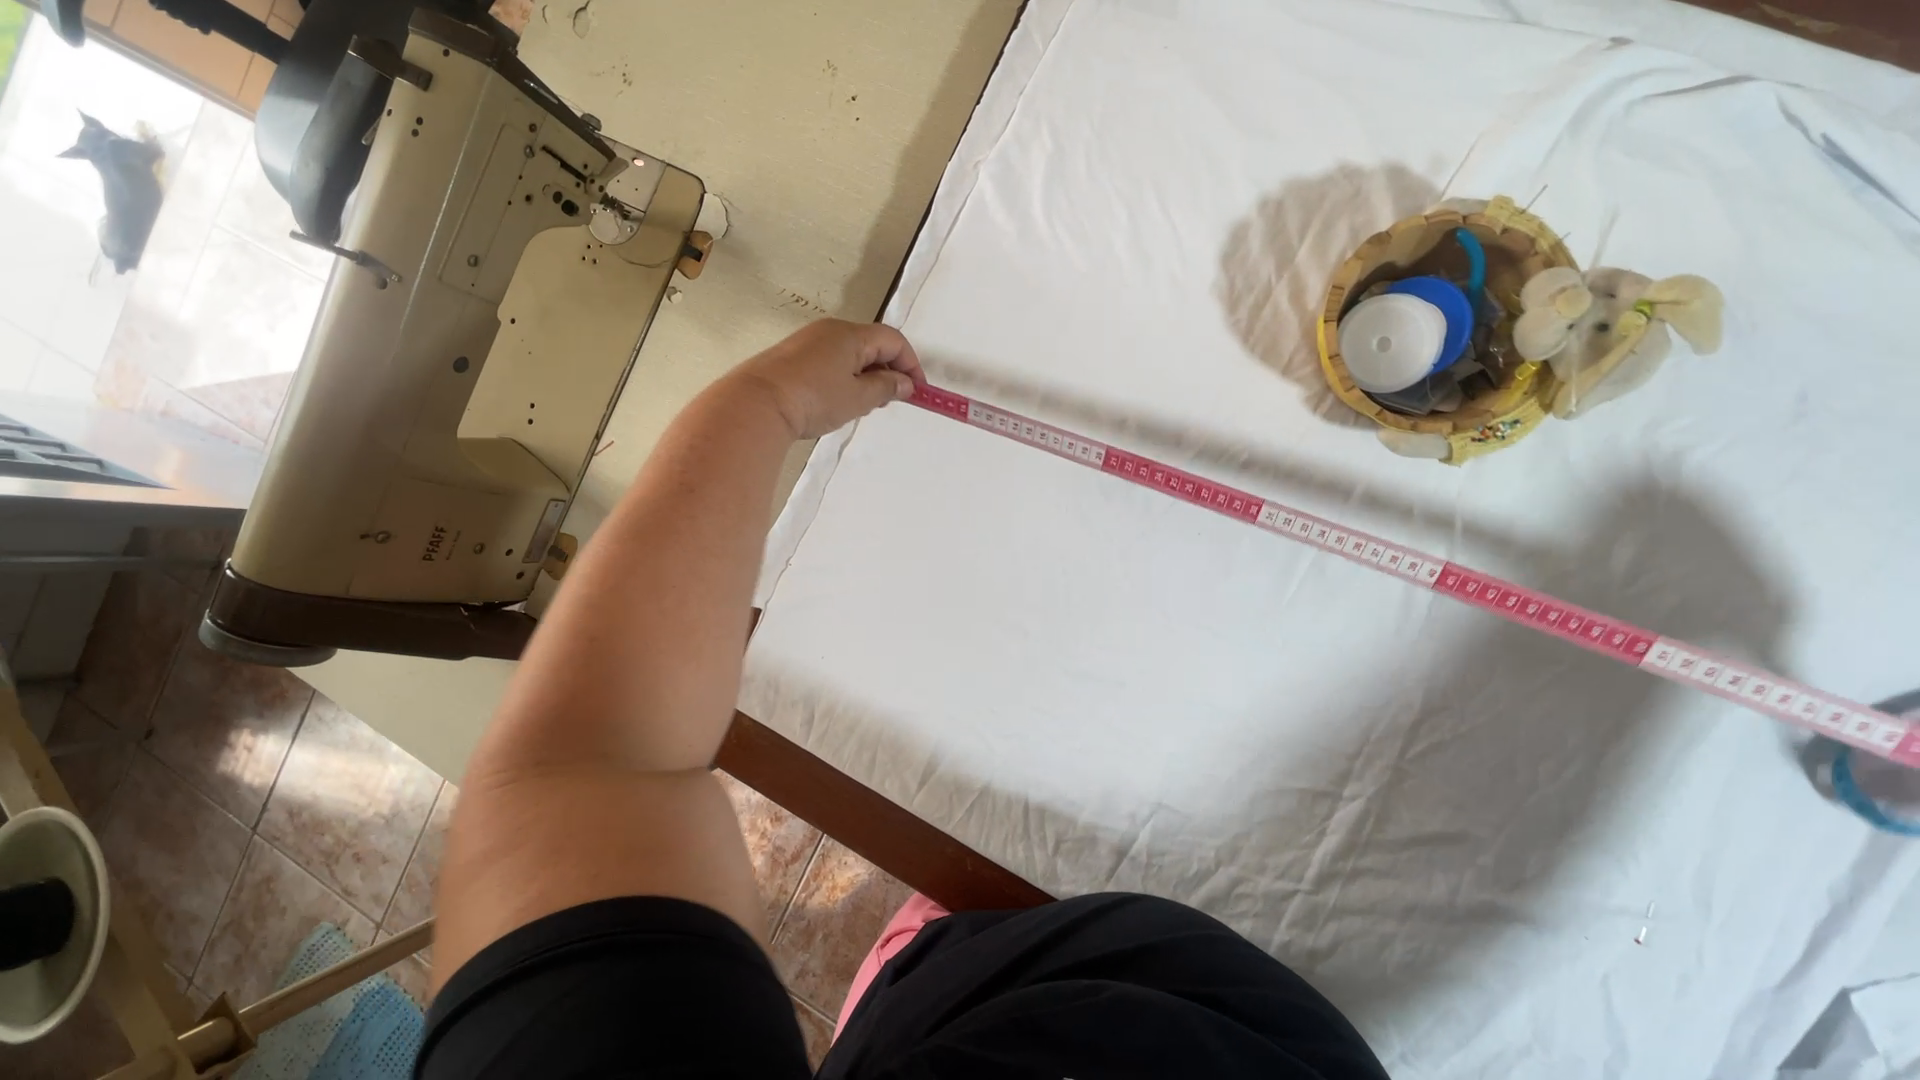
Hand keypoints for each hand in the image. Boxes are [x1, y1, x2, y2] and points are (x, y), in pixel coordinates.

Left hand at [728, 319, 925, 439]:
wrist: (755, 404)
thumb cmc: (812, 398)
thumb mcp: (858, 398)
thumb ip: (886, 388)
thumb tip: (903, 383)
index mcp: (850, 334)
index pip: (893, 340)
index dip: (910, 364)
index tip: (916, 392)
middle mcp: (829, 331)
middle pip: (870, 344)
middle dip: (887, 371)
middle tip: (888, 400)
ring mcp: (806, 342)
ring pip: (848, 355)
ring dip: (864, 377)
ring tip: (859, 406)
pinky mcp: (789, 357)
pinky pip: (827, 362)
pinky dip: (841, 378)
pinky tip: (833, 403)